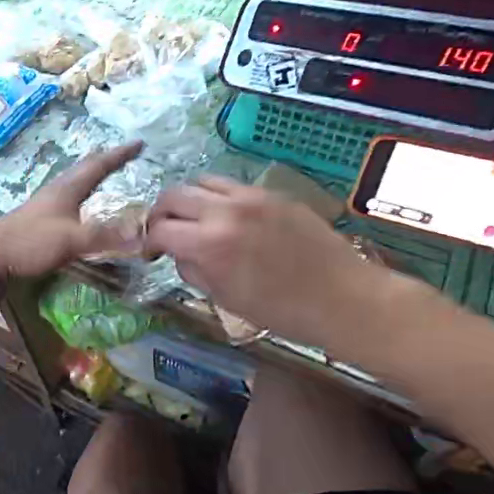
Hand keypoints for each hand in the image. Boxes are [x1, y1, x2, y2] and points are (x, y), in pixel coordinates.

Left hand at [0, 142, 143, 277]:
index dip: (119, 155)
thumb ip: (105, 236)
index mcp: (67, 188)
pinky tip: (81, 202)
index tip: (138, 144)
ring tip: (106, 171)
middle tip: (125, 154)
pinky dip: (83, 190)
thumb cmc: (31, 242)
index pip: (98, 165)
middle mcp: (57, 188)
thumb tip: (141, 233)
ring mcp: (46, 201)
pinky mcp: (40, 215)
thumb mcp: (72, 240)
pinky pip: (69, 194)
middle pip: (85, 167)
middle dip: (107, 159)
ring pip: (75, 180)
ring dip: (93, 173)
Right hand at [146, 176, 422, 346]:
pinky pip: (232, 185)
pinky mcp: (272, 193)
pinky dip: (218, 197)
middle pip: (173, 195)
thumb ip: (194, 271)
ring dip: (189, 199)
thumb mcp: (226, 299)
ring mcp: (250, 197)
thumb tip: (180, 254)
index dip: (148, 241)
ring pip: (201, 182)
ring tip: (195, 219)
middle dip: (162, 213)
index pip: (160, 229)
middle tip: (166, 231)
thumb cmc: (283, 311)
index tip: (151, 252)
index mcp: (209, 243)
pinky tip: (227, 217)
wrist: (344, 298)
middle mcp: (225, 211)